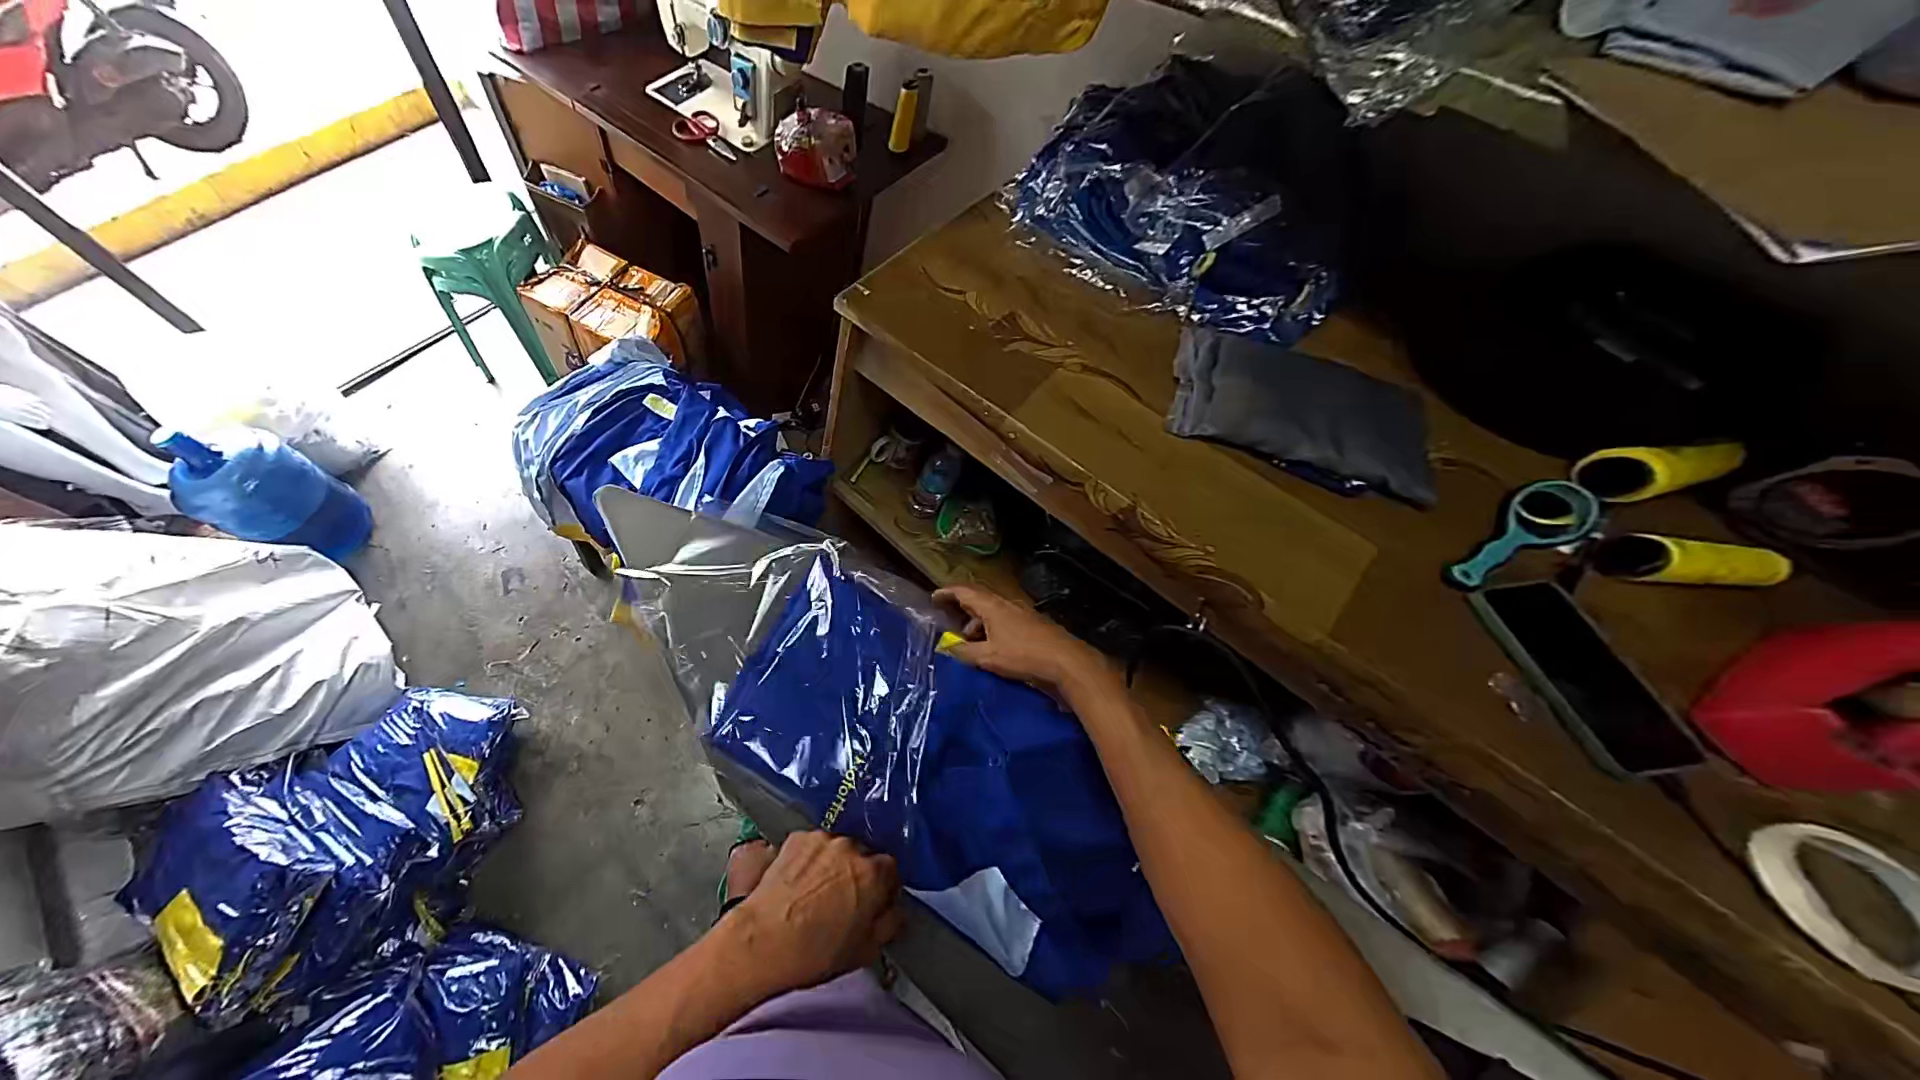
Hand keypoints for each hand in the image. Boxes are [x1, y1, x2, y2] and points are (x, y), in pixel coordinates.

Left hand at [729, 831, 902, 993]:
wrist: (761, 943)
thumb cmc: (813, 953)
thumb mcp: (866, 951)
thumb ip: (890, 923)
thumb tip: (893, 910)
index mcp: (875, 874)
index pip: (891, 870)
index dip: (882, 887)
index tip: (873, 901)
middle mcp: (852, 848)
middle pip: (863, 856)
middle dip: (857, 874)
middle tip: (842, 899)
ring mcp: (823, 839)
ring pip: (837, 849)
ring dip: (833, 864)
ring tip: (815, 892)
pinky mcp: (797, 838)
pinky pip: (812, 845)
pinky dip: (810, 858)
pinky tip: (798, 882)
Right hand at [933, 584, 1119, 699]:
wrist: (1066, 661)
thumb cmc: (1023, 656)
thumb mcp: (988, 657)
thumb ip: (963, 651)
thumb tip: (945, 646)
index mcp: (993, 606)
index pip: (964, 592)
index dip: (947, 593)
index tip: (934, 598)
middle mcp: (1007, 604)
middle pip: (979, 602)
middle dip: (962, 613)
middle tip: (949, 627)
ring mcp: (1022, 613)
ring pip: (993, 614)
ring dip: (978, 626)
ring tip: (971, 645)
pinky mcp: (1033, 626)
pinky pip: (1005, 623)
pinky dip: (993, 631)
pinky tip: (993, 649)